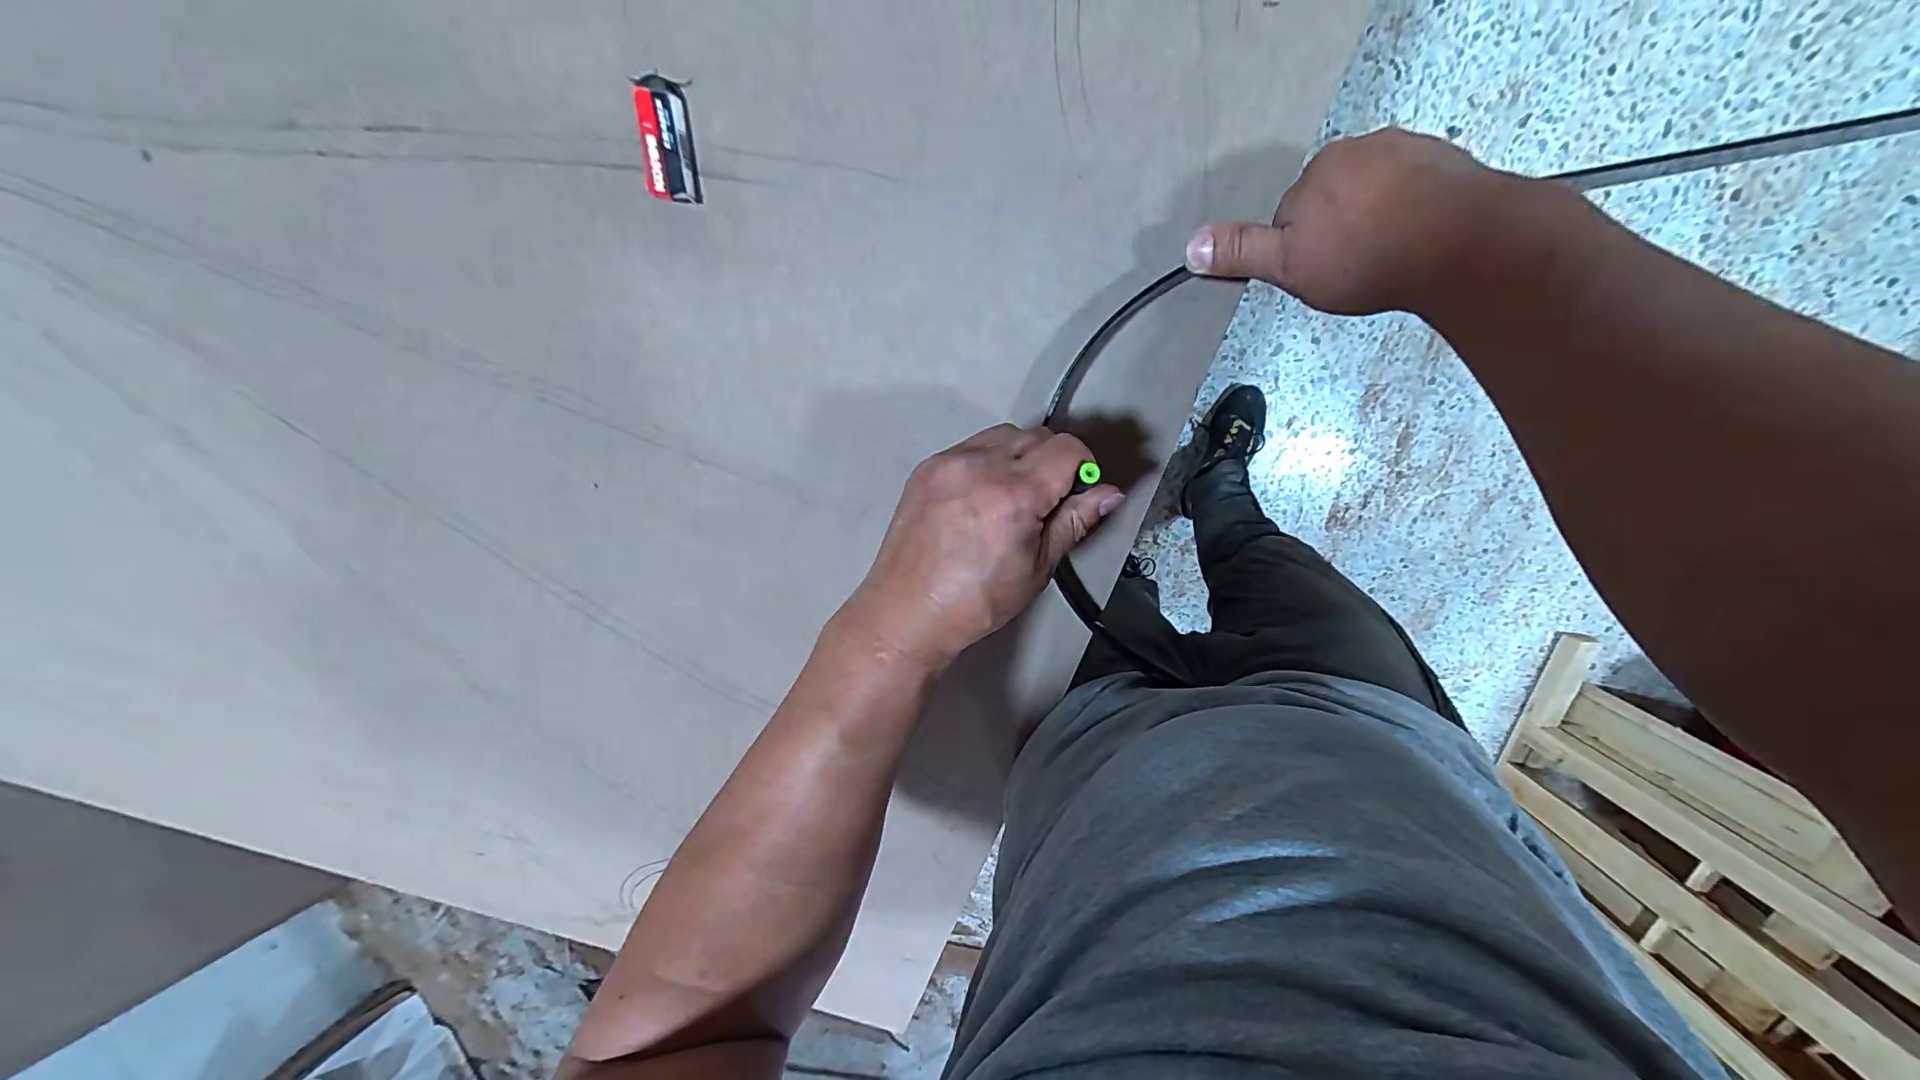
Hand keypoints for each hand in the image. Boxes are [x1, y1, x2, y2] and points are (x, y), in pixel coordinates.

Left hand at [839, 424, 1123, 666]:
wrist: (908, 611)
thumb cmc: (973, 601)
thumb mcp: (1038, 567)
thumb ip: (1075, 521)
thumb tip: (1108, 494)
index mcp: (1013, 494)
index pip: (1068, 449)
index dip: (1084, 467)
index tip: (1080, 489)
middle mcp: (979, 467)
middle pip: (1039, 435)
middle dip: (1054, 461)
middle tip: (1048, 500)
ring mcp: (948, 463)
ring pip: (1005, 434)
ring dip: (1021, 455)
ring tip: (1014, 497)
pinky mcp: (928, 467)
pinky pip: (972, 445)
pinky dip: (988, 459)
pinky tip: (984, 494)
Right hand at [1184, 128, 1525, 315]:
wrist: (1461, 246)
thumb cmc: (1367, 259)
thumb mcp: (1288, 265)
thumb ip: (1242, 252)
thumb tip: (1192, 246)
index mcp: (1318, 170)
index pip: (1291, 213)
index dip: (1299, 248)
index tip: (1317, 270)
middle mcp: (1361, 148)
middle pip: (1331, 199)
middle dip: (1335, 230)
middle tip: (1350, 267)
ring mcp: (1409, 150)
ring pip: (1372, 195)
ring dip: (1373, 222)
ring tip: (1385, 257)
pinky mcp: (1447, 162)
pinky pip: (1413, 189)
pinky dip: (1410, 212)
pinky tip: (1415, 240)